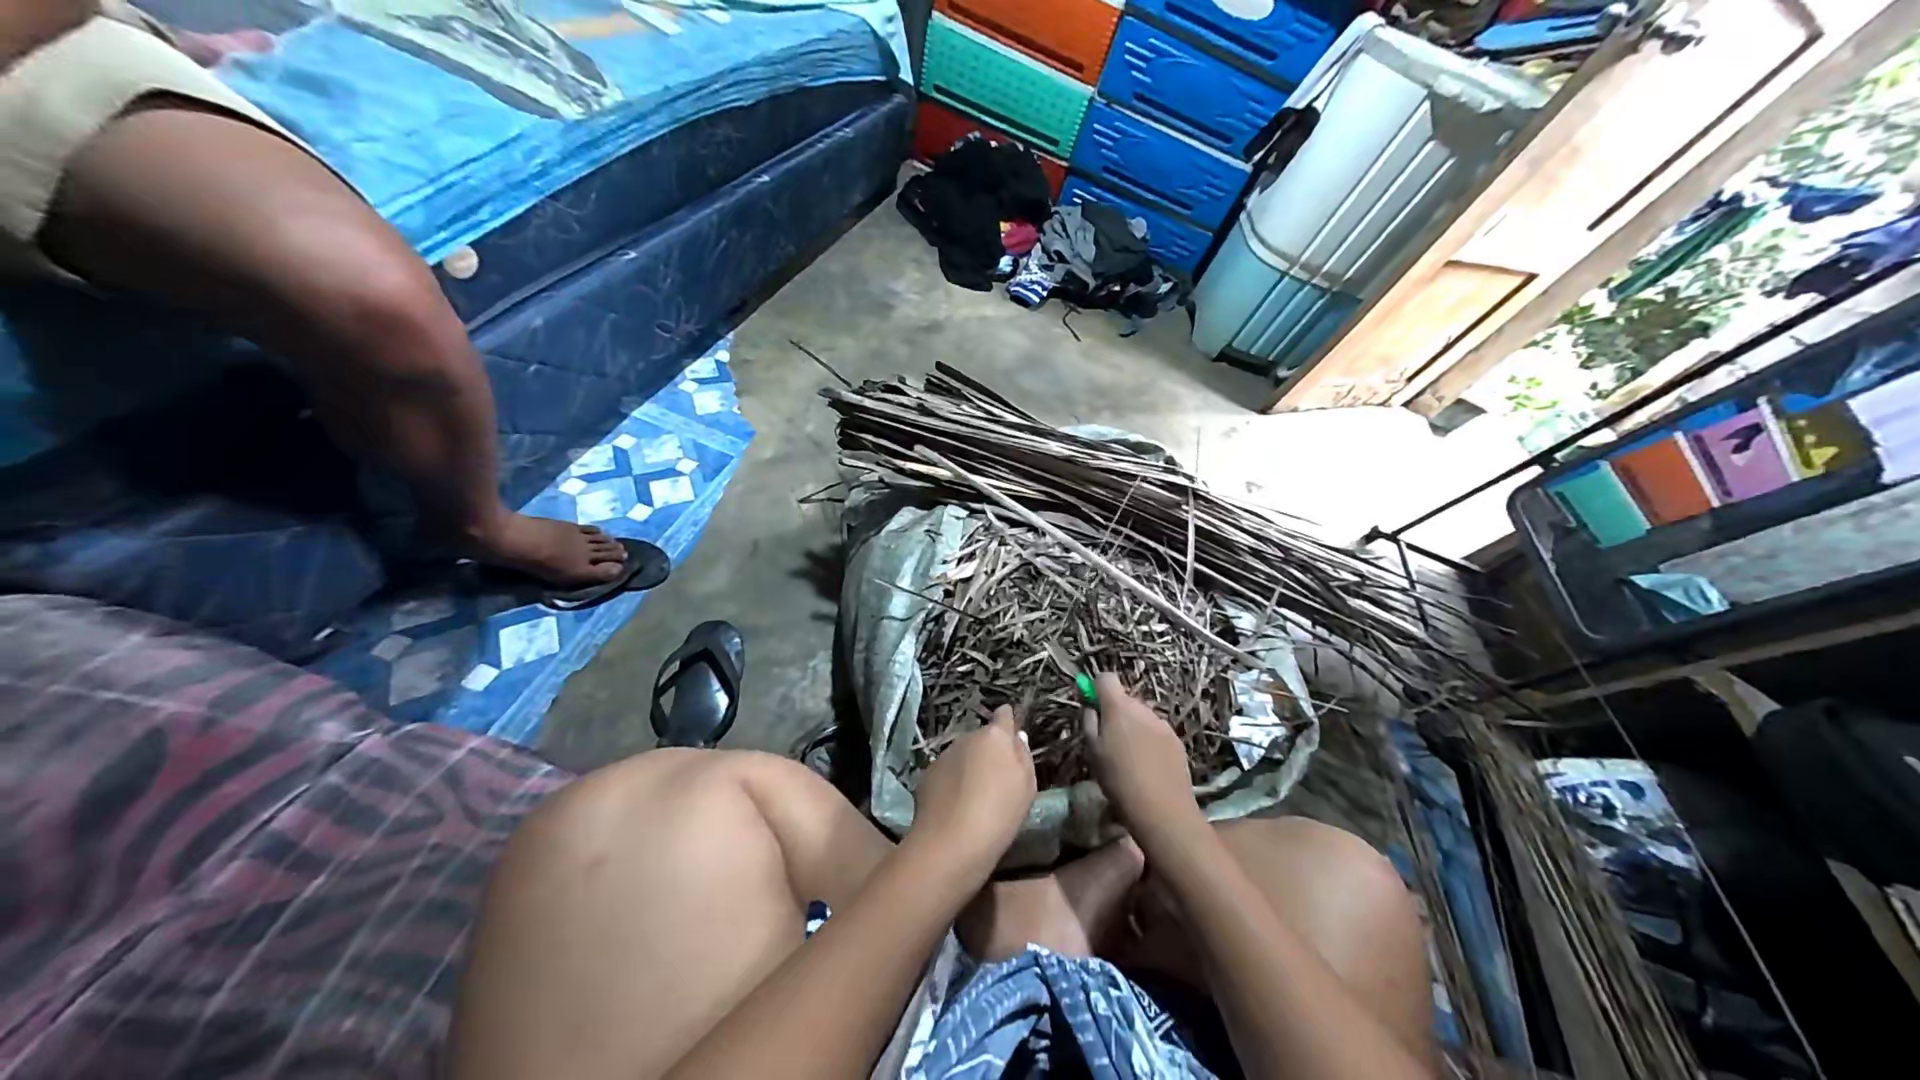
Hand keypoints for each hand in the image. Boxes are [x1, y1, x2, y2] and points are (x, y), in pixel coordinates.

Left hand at [912, 706, 1035, 870]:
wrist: (951, 842)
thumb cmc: (1000, 814)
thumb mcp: (1026, 787)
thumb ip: (1023, 756)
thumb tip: (1017, 737)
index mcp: (995, 736)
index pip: (1003, 715)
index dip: (1008, 720)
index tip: (1011, 730)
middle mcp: (967, 738)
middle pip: (982, 738)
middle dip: (988, 751)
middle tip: (996, 777)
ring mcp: (944, 755)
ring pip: (962, 755)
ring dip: (969, 766)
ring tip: (976, 796)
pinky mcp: (927, 774)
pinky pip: (947, 772)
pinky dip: (952, 782)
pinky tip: (957, 805)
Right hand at [1082, 674, 1202, 841]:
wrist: (1162, 809)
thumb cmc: (1118, 780)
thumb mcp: (1092, 751)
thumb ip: (1089, 721)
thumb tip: (1091, 706)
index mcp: (1119, 707)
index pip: (1106, 678)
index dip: (1096, 688)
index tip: (1092, 706)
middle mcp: (1143, 709)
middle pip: (1125, 698)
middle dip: (1115, 711)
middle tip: (1108, 739)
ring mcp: (1163, 723)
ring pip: (1141, 715)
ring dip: (1133, 726)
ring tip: (1129, 756)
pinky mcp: (1176, 740)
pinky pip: (1156, 731)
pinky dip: (1148, 739)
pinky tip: (1147, 764)